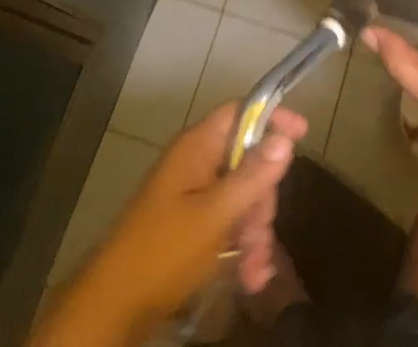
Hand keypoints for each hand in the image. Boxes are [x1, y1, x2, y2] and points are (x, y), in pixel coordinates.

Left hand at [33, 102, 305, 346]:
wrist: (115, 304)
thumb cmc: (164, 251)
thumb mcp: (215, 214)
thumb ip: (251, 176)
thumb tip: (285, 138)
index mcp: (195, 149)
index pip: (239, 112)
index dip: (271, 118)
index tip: (303, 134)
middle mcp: (195, 164)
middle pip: (248, 161)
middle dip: (263, 200)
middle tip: (262, 231)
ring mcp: (193, 195)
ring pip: (242, 198)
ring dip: (255, 233)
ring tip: (255, 271)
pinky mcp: (192, 225)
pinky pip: (229, 223)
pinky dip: (242, 247)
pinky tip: (249, 277)